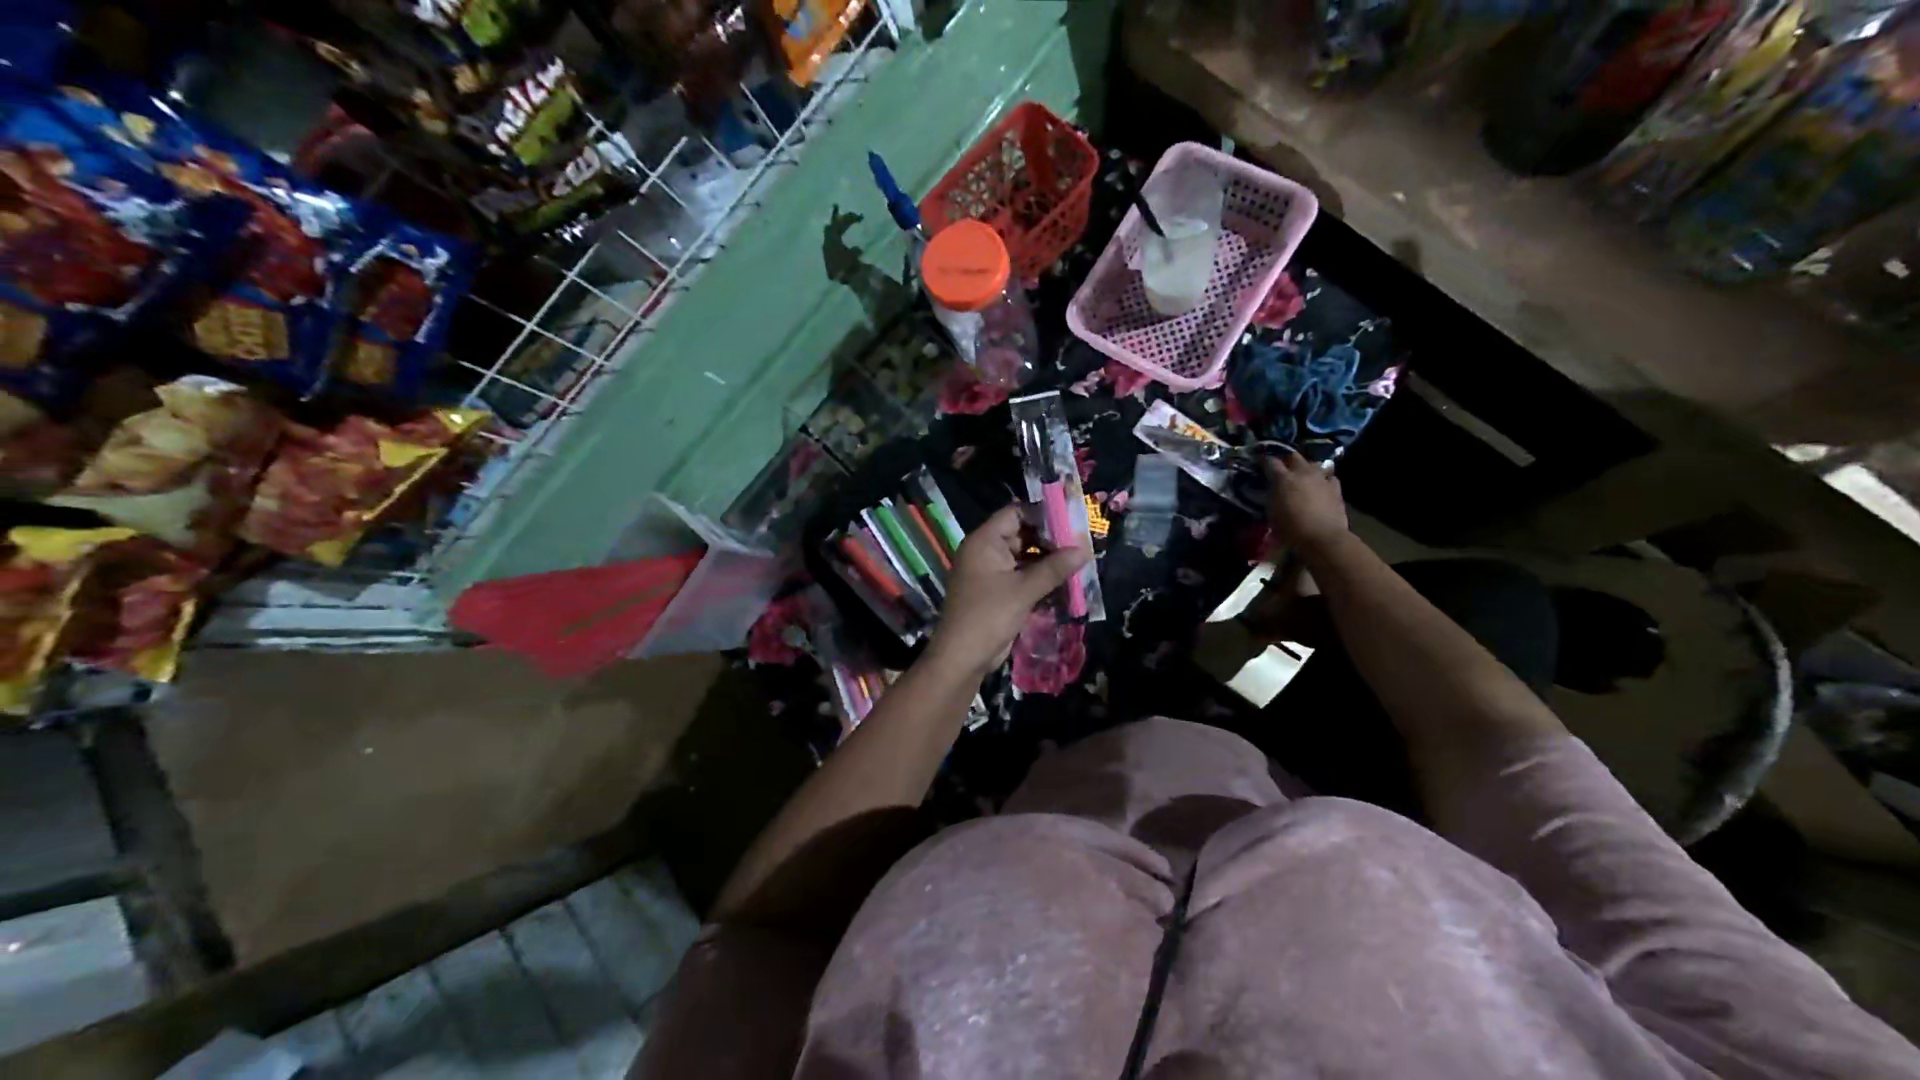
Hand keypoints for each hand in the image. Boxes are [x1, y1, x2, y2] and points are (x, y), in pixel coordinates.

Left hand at [927, 504, 1090, 675]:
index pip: (1015, 513)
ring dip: (1049, 561)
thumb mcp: (1024, 590)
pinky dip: (1041, 578)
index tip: (1071, 519)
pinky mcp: (998, 592)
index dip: (1043, 513)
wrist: (962, 657)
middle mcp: (986, 552)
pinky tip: (1066, 582)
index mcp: (985, 541)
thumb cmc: (989, 616)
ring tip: (1079, 561)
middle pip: (1022, 534)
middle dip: (1051, 539)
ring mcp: (991, 572)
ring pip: (1025, 557)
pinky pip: (1022, 576)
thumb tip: (1084, 550)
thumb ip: (1054, 568)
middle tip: (1082, 543)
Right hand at [1264, 452, 1346, 551]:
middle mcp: (1303, 473)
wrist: (1323, 537)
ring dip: (1306, 467)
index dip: (1264, 460)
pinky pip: (1329, 477)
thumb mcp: (1272, 512)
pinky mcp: (1336, 488)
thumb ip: (1272, 496)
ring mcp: (1321, 479)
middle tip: (1281, 466)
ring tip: (1303, 475)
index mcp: (1283, 478)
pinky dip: (1323, 479)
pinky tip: (1320, 485)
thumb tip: (1272, 489)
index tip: (1259, 462)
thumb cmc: (1291, 528)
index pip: (1271, 461)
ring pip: (1314, 463)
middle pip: (1294, 456)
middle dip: (1286, 459)